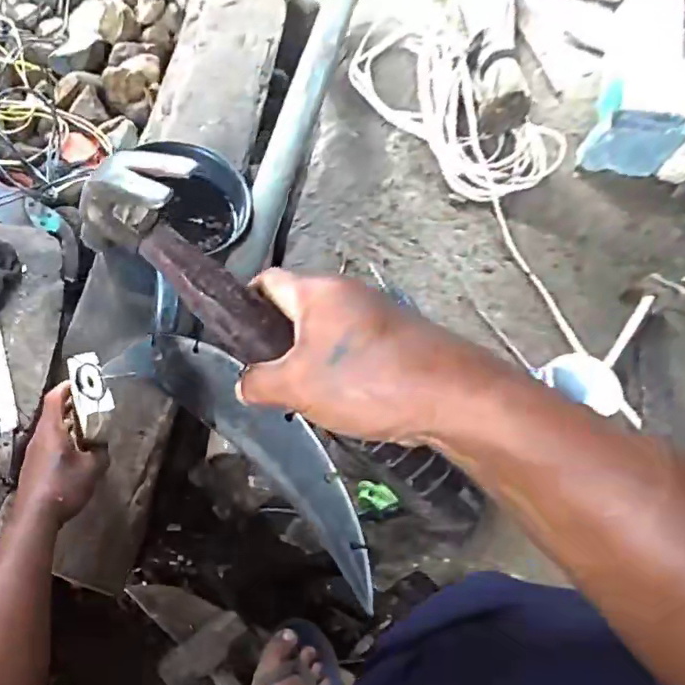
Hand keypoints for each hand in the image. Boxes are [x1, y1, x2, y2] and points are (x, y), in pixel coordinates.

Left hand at [15, 383, 106, 525]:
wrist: (35, 514)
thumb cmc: (63, 486)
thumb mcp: (92, 469)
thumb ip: (100, 452)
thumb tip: (101, 446)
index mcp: (51, 429)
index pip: (55, 396)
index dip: (68, 386)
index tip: (82, 383)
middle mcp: (38, 436)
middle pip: (52, 411)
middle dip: (71, 406)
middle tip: (90, 406)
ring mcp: (33, 451)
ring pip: (49, 429)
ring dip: (66, 425)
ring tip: (85, 429)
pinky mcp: (32, 465)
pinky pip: (47, 444)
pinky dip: (61, 440)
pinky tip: (73, 453)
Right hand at [237, 270, 525, 444]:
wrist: (452, 398)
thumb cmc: (367, 381)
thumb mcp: (295, 387)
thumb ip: (258, 383)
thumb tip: (245, 384)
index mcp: (318, 292)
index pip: (266, 281)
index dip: (243, 303)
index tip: (232, 334)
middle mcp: (347, 294)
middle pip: (294, 312)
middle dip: (275, 344)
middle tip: (264, 378)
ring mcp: (376, 316)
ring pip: (323, 336)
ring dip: (307, 363)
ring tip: (299, 397)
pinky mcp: (395, 340)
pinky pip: (350, 352)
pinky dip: (337, 373)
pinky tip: (337, 402)